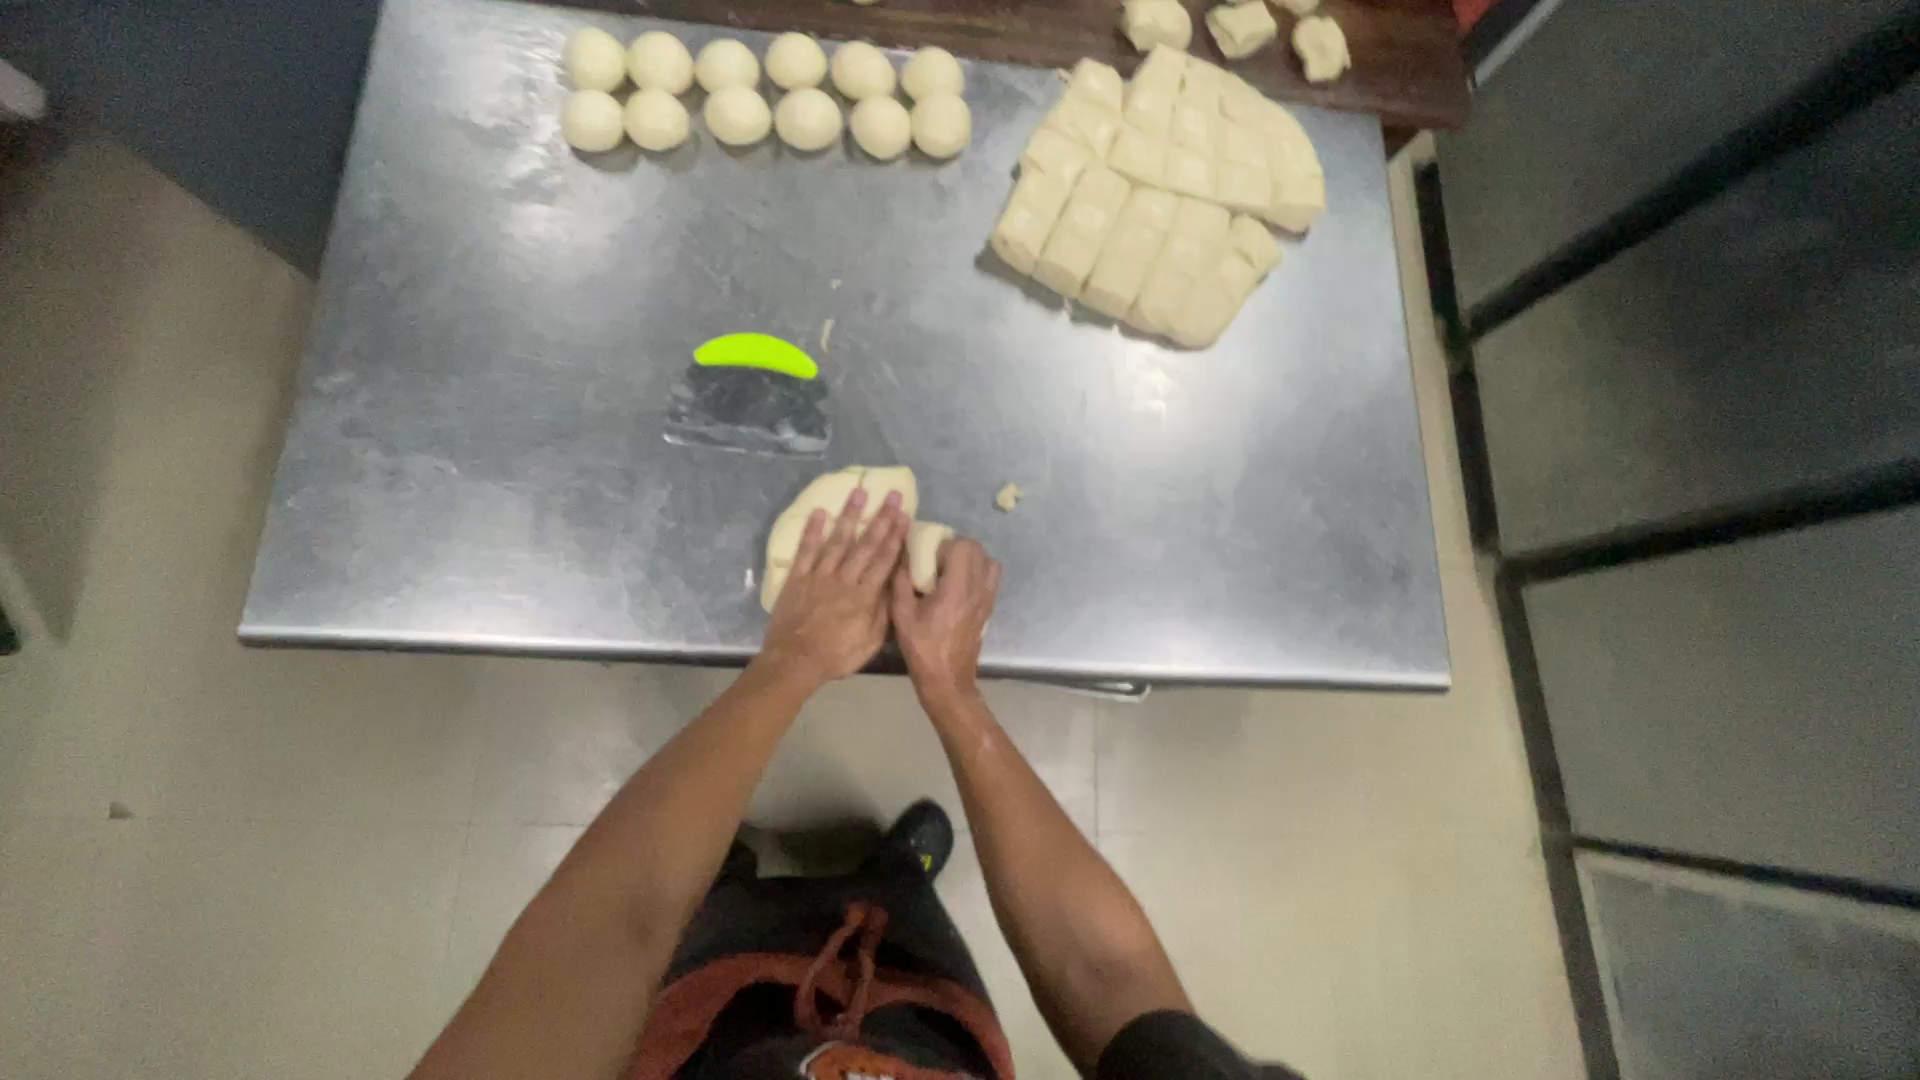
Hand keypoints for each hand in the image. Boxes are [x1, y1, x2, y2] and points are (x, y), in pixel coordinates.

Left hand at [760, 488, 908, 687]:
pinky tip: (819, 512)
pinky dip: (812, 531)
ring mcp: (819, 576)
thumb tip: (894, 586)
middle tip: (891, 495)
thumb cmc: (836, 656)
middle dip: (881, 518)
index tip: (904, 514)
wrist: (794, 661)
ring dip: (849, 516)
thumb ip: (883, 613)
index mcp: (865, 595)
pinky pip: (806, 551)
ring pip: (837, 541)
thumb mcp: (871, 642)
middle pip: (865, 544)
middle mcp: (844, 579)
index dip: (896, 535)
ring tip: (858, 492)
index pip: (884, 559)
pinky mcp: (797, 579)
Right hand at [890, 535, 999, 703]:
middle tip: (938, 563)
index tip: (929, 559)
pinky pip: (991, 579)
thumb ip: (901, 583)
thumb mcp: (902, 616)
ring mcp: (987, 599)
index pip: (963, 546)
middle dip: (957, 548)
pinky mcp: (989, 609)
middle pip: (978, 549)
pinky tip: (959, 588)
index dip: (945, 546)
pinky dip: (978, 574)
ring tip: (951, 573)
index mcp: (956, 588)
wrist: (947, 679)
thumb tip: (900, 557)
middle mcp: (977, 589)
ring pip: (989, 562)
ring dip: (971, 560)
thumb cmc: (922, 648)